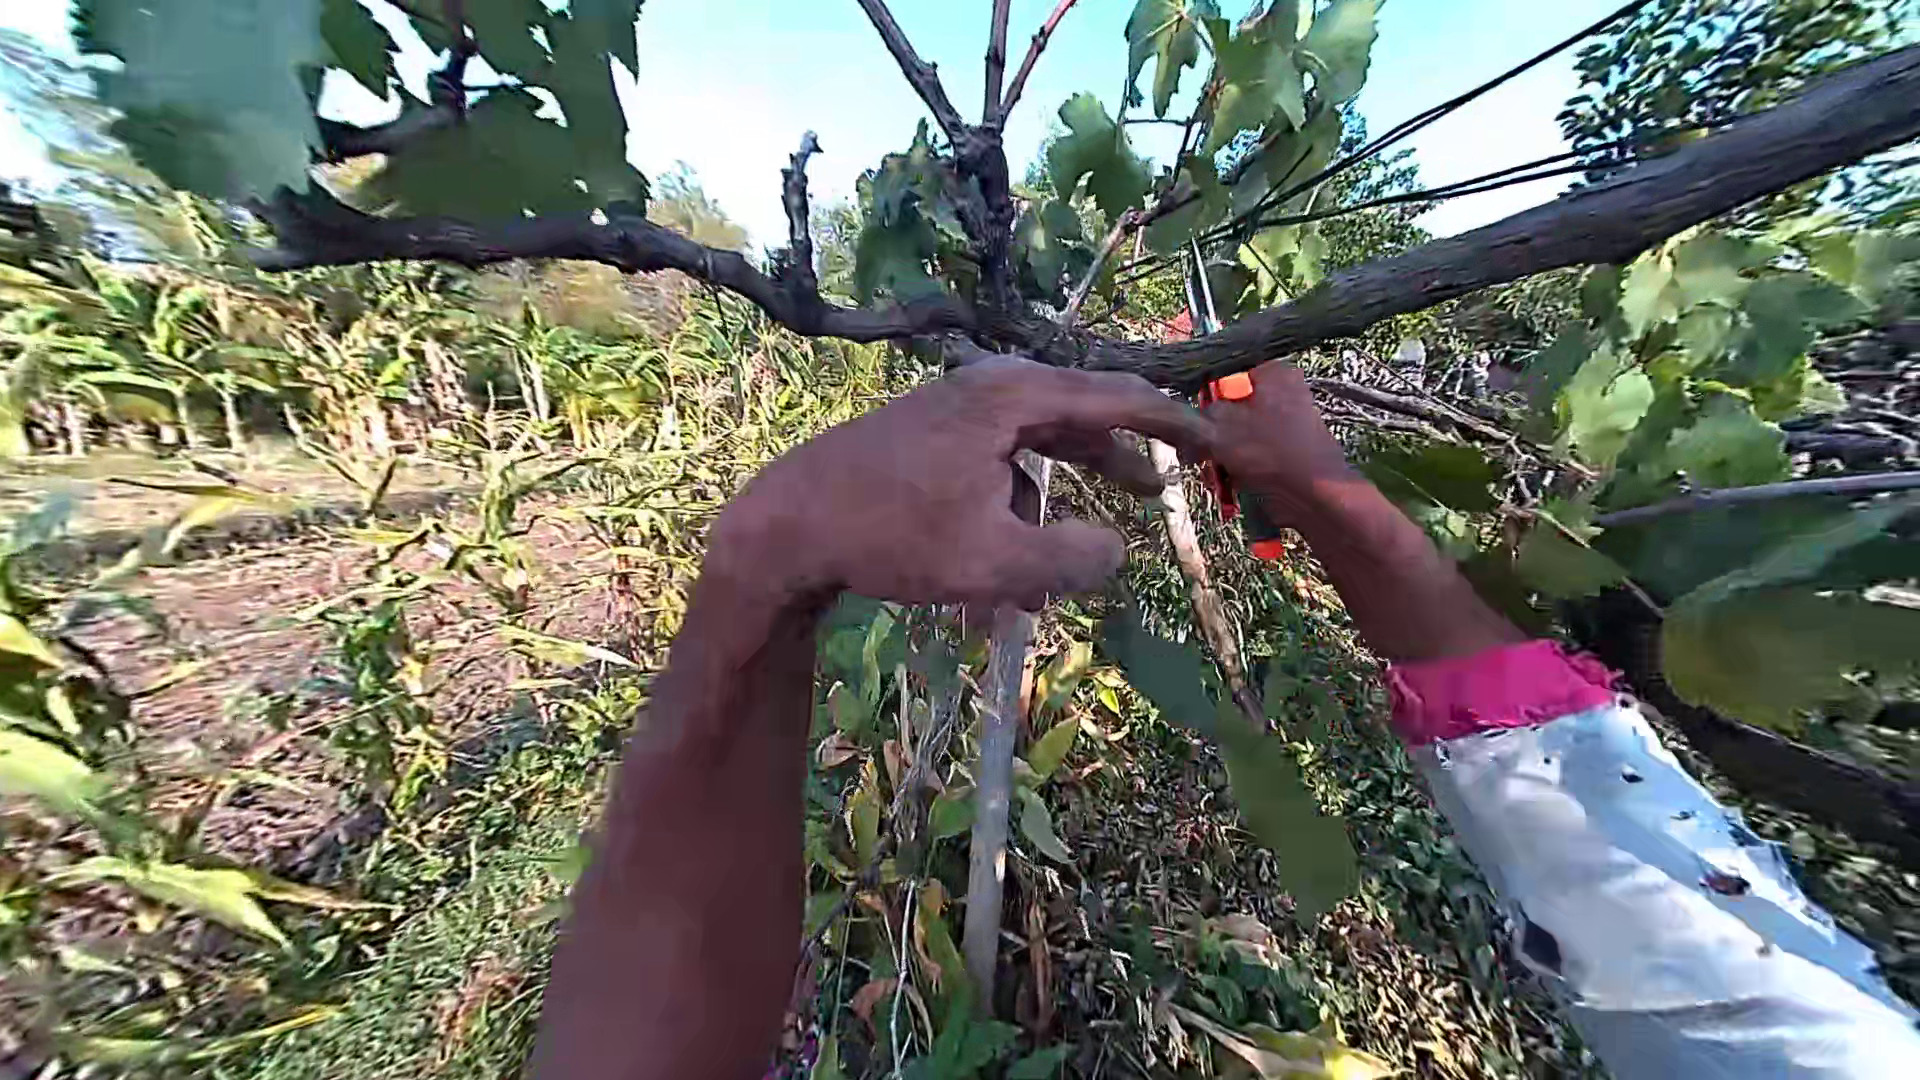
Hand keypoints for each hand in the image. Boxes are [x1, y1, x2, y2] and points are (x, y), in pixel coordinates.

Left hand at [709, 358, 1214, 611]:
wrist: (788, 523)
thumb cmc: (890, 534)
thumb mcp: (993, 561)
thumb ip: (1071, 559)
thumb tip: (1116, 551)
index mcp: (1013, 399)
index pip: (1116, 399)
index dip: (1170, 422)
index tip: (1209, 440)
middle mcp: (987, 392)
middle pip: (1073, 423)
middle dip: (1109, 466)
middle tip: (1151, 491)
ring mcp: (954, 415)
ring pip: (1027, 462)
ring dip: (1044, 516)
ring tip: (1048, 576)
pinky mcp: (931, 442)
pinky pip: (990, 476)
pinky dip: (1003, 520)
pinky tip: (994, 576)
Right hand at [1200, 360, 1356, 517]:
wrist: (1312, 497)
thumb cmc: (1267, 452)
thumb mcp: (1218, 426)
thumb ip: (1195, 414)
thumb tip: (1182, 416)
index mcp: (1274, 375)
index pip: (1227, 370)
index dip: (1202, 390)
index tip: (1188, 411)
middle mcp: (1282, 394)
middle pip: (1227, 406)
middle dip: (1207, 432)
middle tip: (1197, 449)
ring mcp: (1283, 426)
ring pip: (1232, 435)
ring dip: (1216, 455)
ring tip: (1214, 473)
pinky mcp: (1282, 453)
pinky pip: (1245, 455)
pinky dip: (1233, 469)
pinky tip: (1227, 483)